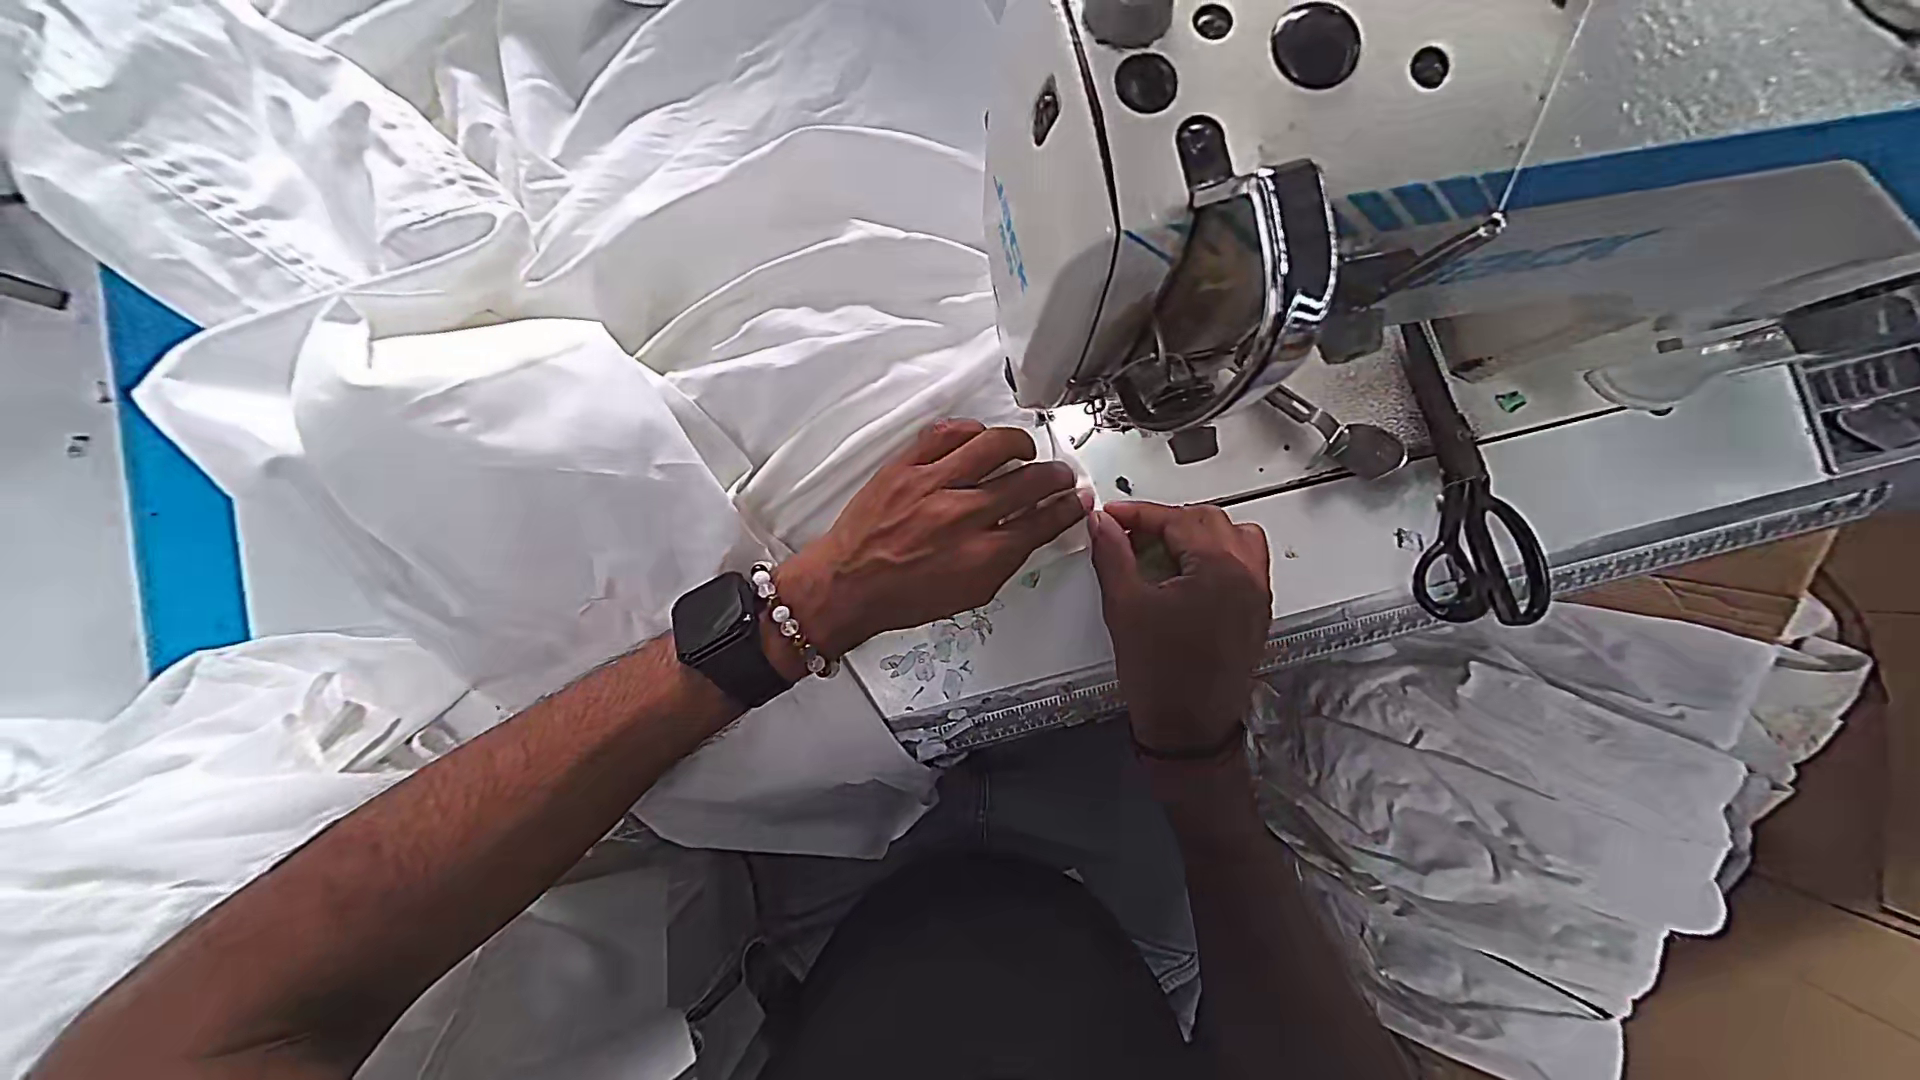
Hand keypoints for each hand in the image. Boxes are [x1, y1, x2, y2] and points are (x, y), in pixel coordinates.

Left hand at [774, 419, 1089, 659]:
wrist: (846, 585)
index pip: (1042, 520)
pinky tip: (978, 438)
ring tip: (1023, 450)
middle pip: (1028, 481)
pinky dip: (970, 430)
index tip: (1074, 500)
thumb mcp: (969, 593)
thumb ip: (1006, 562)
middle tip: (1059, 475)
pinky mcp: (904, 467)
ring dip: (1019, 444)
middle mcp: (960, 516)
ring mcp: (931, 486)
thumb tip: (1029, 535)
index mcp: (981, 554)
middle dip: (1055, 476)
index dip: (1067, 507)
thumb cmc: (900, 596)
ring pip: (993, 445)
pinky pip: (945, 433)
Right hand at [1088, 502, 1272, 755]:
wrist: (1187, 729)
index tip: (1112, 517)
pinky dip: (1215, 555)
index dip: (1138, 514)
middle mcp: (1248, 577)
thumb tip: (1103, 525)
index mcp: (1220, 570)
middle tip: (1129, 534)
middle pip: (1208, 520)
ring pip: (1233, 537)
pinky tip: (1185, 573)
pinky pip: (1244, 563)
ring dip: (1196, 534)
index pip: (1177, 519)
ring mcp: (1257, 595)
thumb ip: (1112, 556)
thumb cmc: (1161, 677)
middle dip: (1165, 521)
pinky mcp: (1256, 612)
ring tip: (1161, 549)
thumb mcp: (1124, 607)